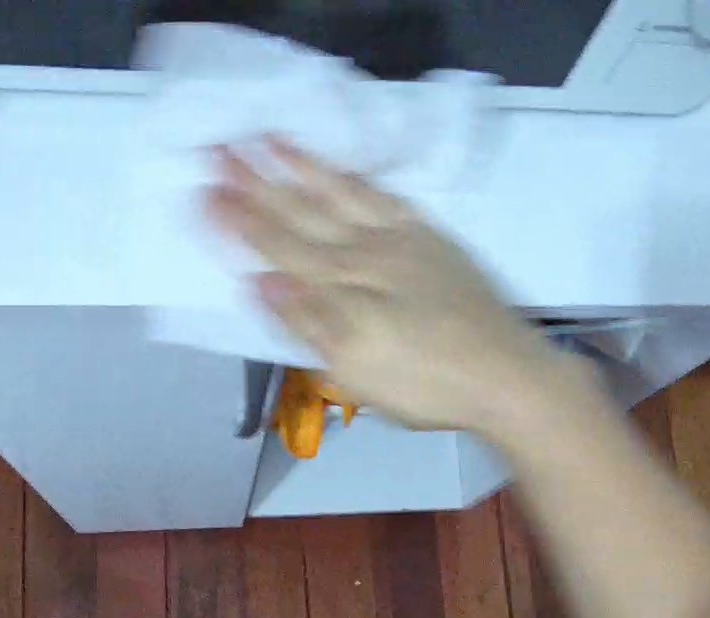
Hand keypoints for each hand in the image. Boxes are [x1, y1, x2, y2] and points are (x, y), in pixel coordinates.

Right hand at [206, 137, 569, 434]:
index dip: (241, 222)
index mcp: (342, 288)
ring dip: (305, 170)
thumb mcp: (355, 366)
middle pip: (304, 214)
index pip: (280, 248)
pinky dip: (360, 183)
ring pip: (343, 197)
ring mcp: (404, 243)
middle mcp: (367, 253)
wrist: (504, 377)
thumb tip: (258, 280)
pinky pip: (388, 200)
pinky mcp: (434, 244)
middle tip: (221, 149)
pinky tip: (344, 173)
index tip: (205, 192)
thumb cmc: (423, 384)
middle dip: (258, 185)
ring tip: (271, 141)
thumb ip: (307, 321)